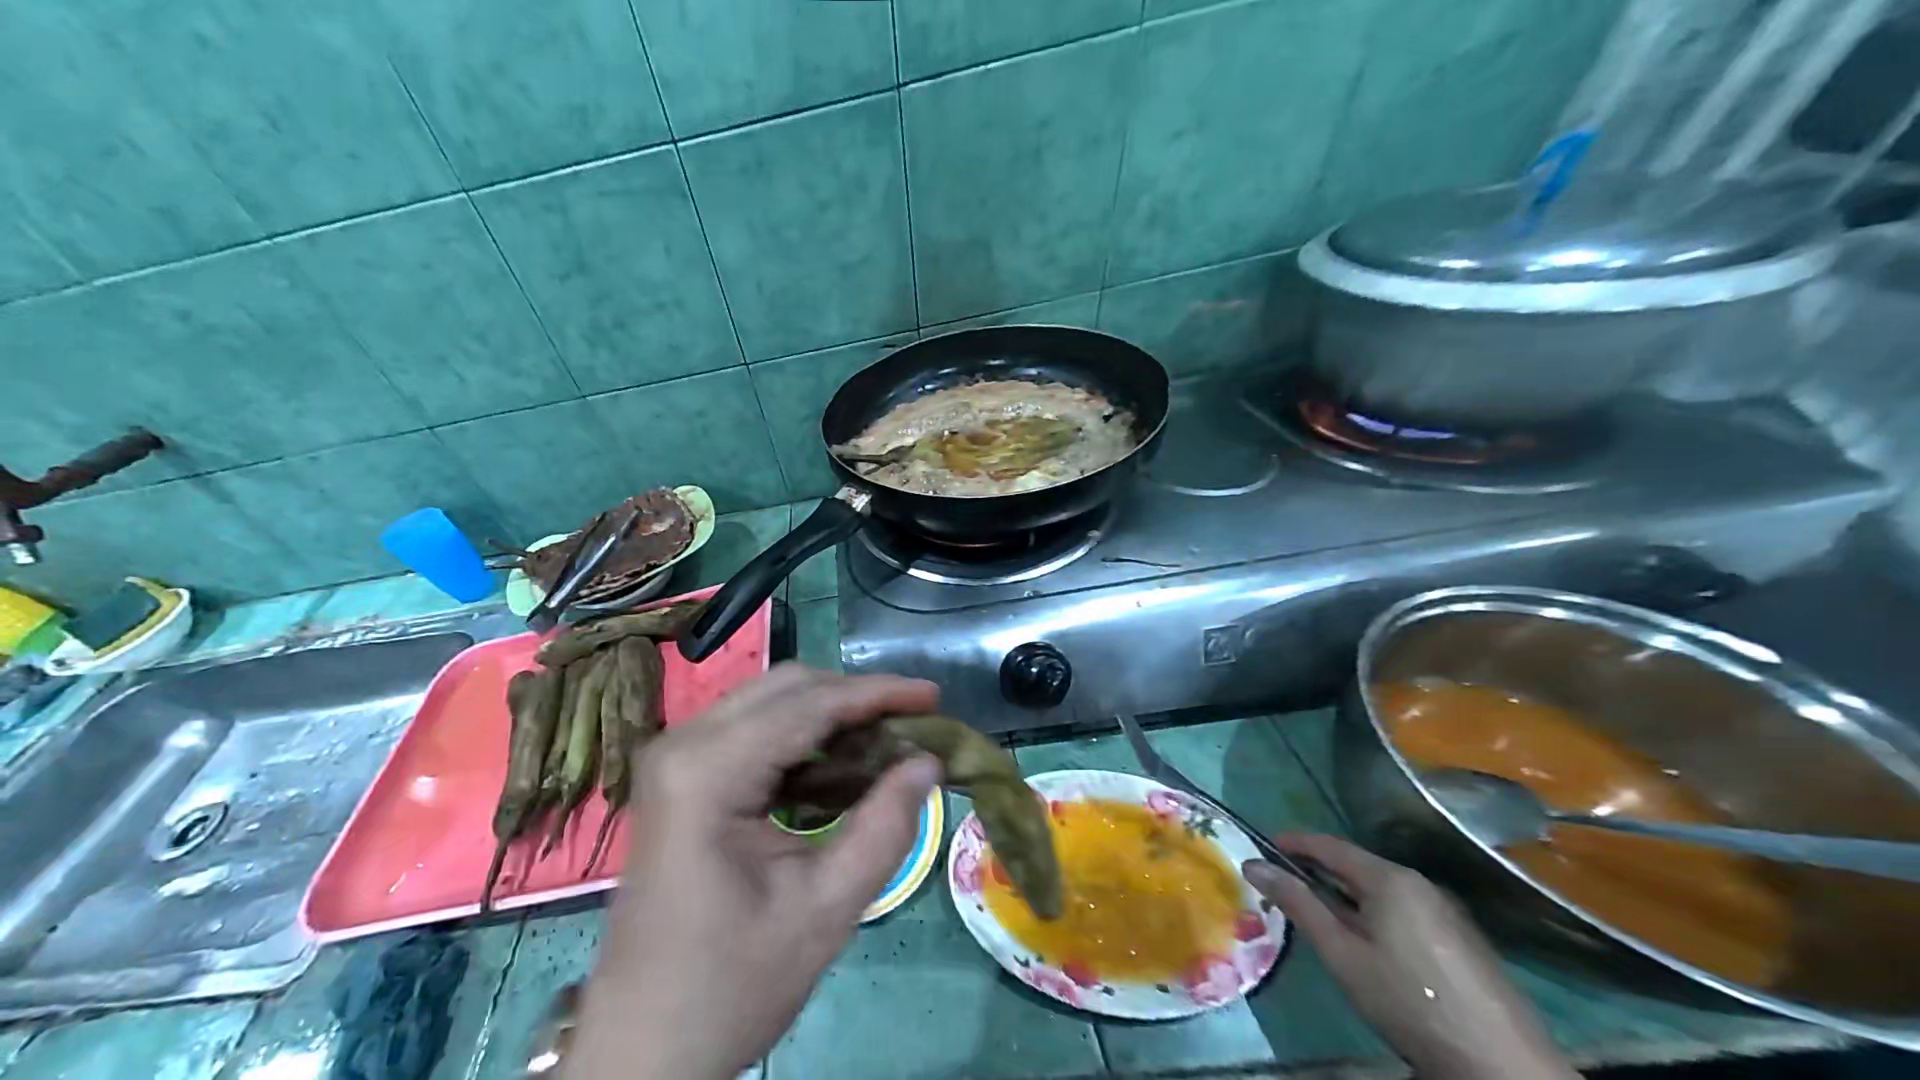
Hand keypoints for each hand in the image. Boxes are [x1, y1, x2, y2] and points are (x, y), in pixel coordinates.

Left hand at [569, 665, 943, 1079]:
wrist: (645, 1047)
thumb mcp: (825, 910)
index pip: (808, 704)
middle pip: (787, 688)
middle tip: (916, 722)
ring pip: (772, 702)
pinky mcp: (682, 776)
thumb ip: (885, 827)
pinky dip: (806, 739)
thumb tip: (929, 761)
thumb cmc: (732, 985)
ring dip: (834, 715)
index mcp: (706, 771)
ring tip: (891, 742)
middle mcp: (683, 744)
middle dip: (857, 697)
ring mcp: (676, 757)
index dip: (878, 693)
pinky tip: (845, 767)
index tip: (934, 696)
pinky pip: (755, 731)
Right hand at [1243, 835, 1576, 1079]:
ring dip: (1347, 895)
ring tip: (1321, 918)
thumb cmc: (1408, 1001)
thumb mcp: (1342, 954)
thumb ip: (1299, 904)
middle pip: (1357, 866)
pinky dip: (1375, 914)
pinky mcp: (1462, 939)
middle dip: (1318, 872)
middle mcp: (1420, 883)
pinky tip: (1369, 945)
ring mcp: (1446, 910)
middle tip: (1285, 888)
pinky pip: (1405, 910)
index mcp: (1390, 879)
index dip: (1294, 842)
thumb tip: (1253, 864)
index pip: (1330, 845)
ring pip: (1382, 890)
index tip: (1263, 847)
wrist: (1502, 1066)